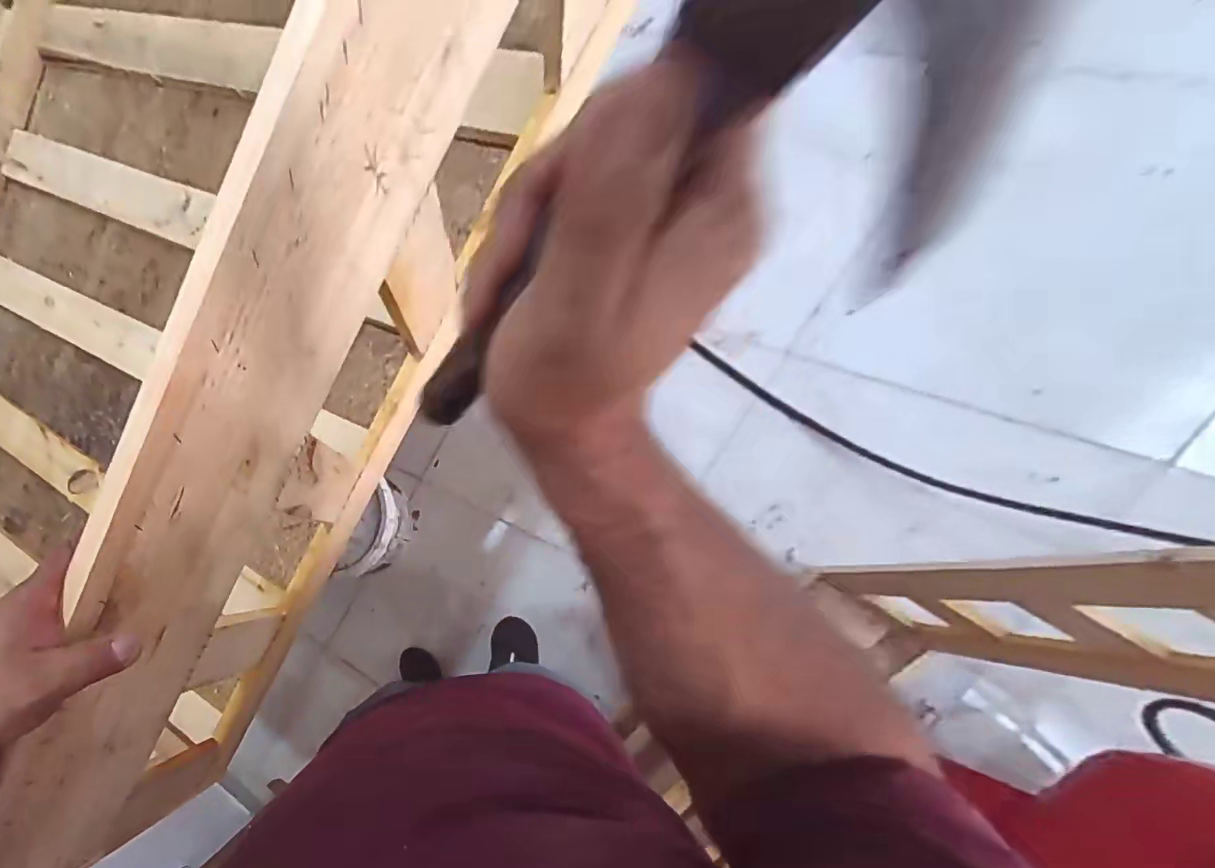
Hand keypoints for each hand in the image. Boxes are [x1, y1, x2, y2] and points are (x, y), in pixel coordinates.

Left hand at [0, 551, 139, 750]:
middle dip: (105, 577)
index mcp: (31, 600)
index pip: (66, 555)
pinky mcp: (21, 647)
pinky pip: (61, 624)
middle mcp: (25, 605)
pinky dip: (83, 627)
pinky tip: (102, 644)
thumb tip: (137, 640)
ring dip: (95, 605)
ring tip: (135, 611)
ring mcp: (21, 626)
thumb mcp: (51, 679)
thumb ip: (93, 659)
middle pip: (71, 577)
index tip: (132, 542)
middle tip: (148, 582)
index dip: (96, 544)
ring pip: (66, 603)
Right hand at [469, 52, 762, 450]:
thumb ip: (608, 203)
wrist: (561, 432)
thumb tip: (646, 89)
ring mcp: (662, 217)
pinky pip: (568, 196)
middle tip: (509, 258)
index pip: (683, 97)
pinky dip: (525, 237)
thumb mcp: (576, 299)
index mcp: (716, 211)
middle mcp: (703, 201)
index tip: (551, 197)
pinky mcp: (625, 234)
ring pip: (582, 162)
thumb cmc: (562, 384)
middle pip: (621, 125)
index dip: (605, 130)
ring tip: (498, 289)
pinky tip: (506, 285)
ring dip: (522, 222)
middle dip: (545, 190)